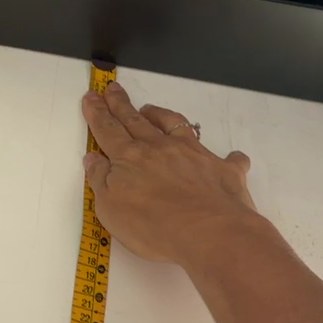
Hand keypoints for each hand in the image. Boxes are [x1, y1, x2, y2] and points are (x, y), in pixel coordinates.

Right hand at [80, 81, 259, 267]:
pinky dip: (228, 156)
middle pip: (135, 121)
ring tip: (151, 109)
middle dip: (121, 104)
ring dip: (160, 115)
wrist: (209, 234)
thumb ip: (100, 180)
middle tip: (113, 88)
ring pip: (174, 125)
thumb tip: (93, 158)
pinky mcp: (222, 168)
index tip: (91, 97)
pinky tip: (230, 157)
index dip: (97, 113)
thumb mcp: (110, 209)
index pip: (108, 130)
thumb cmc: (153, 226)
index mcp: (129, 157)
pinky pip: (227, 157)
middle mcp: (159, 148)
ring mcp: (192, 154)